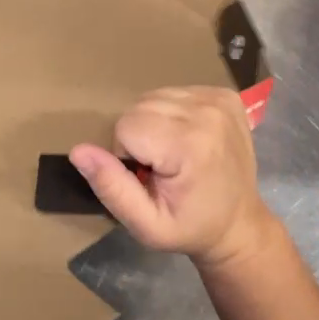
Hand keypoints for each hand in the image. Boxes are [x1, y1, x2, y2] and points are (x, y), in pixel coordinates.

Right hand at [68, 87, 281, 270]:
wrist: (239, 223)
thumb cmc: (190, 227)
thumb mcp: (145, 224)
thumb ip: (111, 187)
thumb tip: (79, 151)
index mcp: (189, 145)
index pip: (125, 126)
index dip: (127, 154)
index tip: (149, 177)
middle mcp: (207, 113)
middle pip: (139, 107)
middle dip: (139, 136)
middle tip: (161, 168)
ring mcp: (219, 100)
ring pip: (154, 96)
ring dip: (155, 123)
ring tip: (174, 153)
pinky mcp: (226, 95)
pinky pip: (176, 92)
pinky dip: (174, 113)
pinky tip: (189, 139)